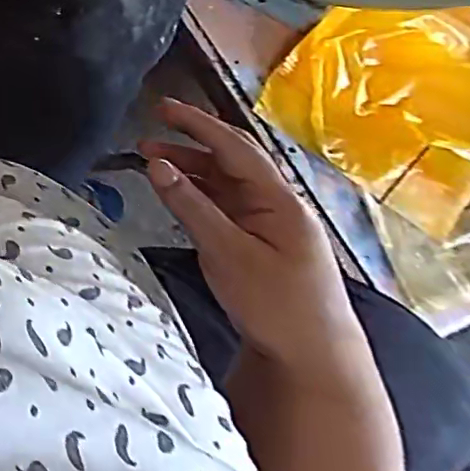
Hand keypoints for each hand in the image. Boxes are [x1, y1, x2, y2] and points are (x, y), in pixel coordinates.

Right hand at [141, 98, 367, 378]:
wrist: (317, 363)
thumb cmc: (276, 306)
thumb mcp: (226, 253)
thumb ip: (189, 204)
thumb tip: (156, 163)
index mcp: (279, 199)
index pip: (233, 146)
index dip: (196, 123)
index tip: (163, 107)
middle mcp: (277, 203)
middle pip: (232, 158)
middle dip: (192, 138)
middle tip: (155, 125)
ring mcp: (270, 222)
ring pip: (226, 181)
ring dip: (191, 166)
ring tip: (152, 159)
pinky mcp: (262, 241)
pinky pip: (226, 203)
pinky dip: (198, 192)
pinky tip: (177, 191)